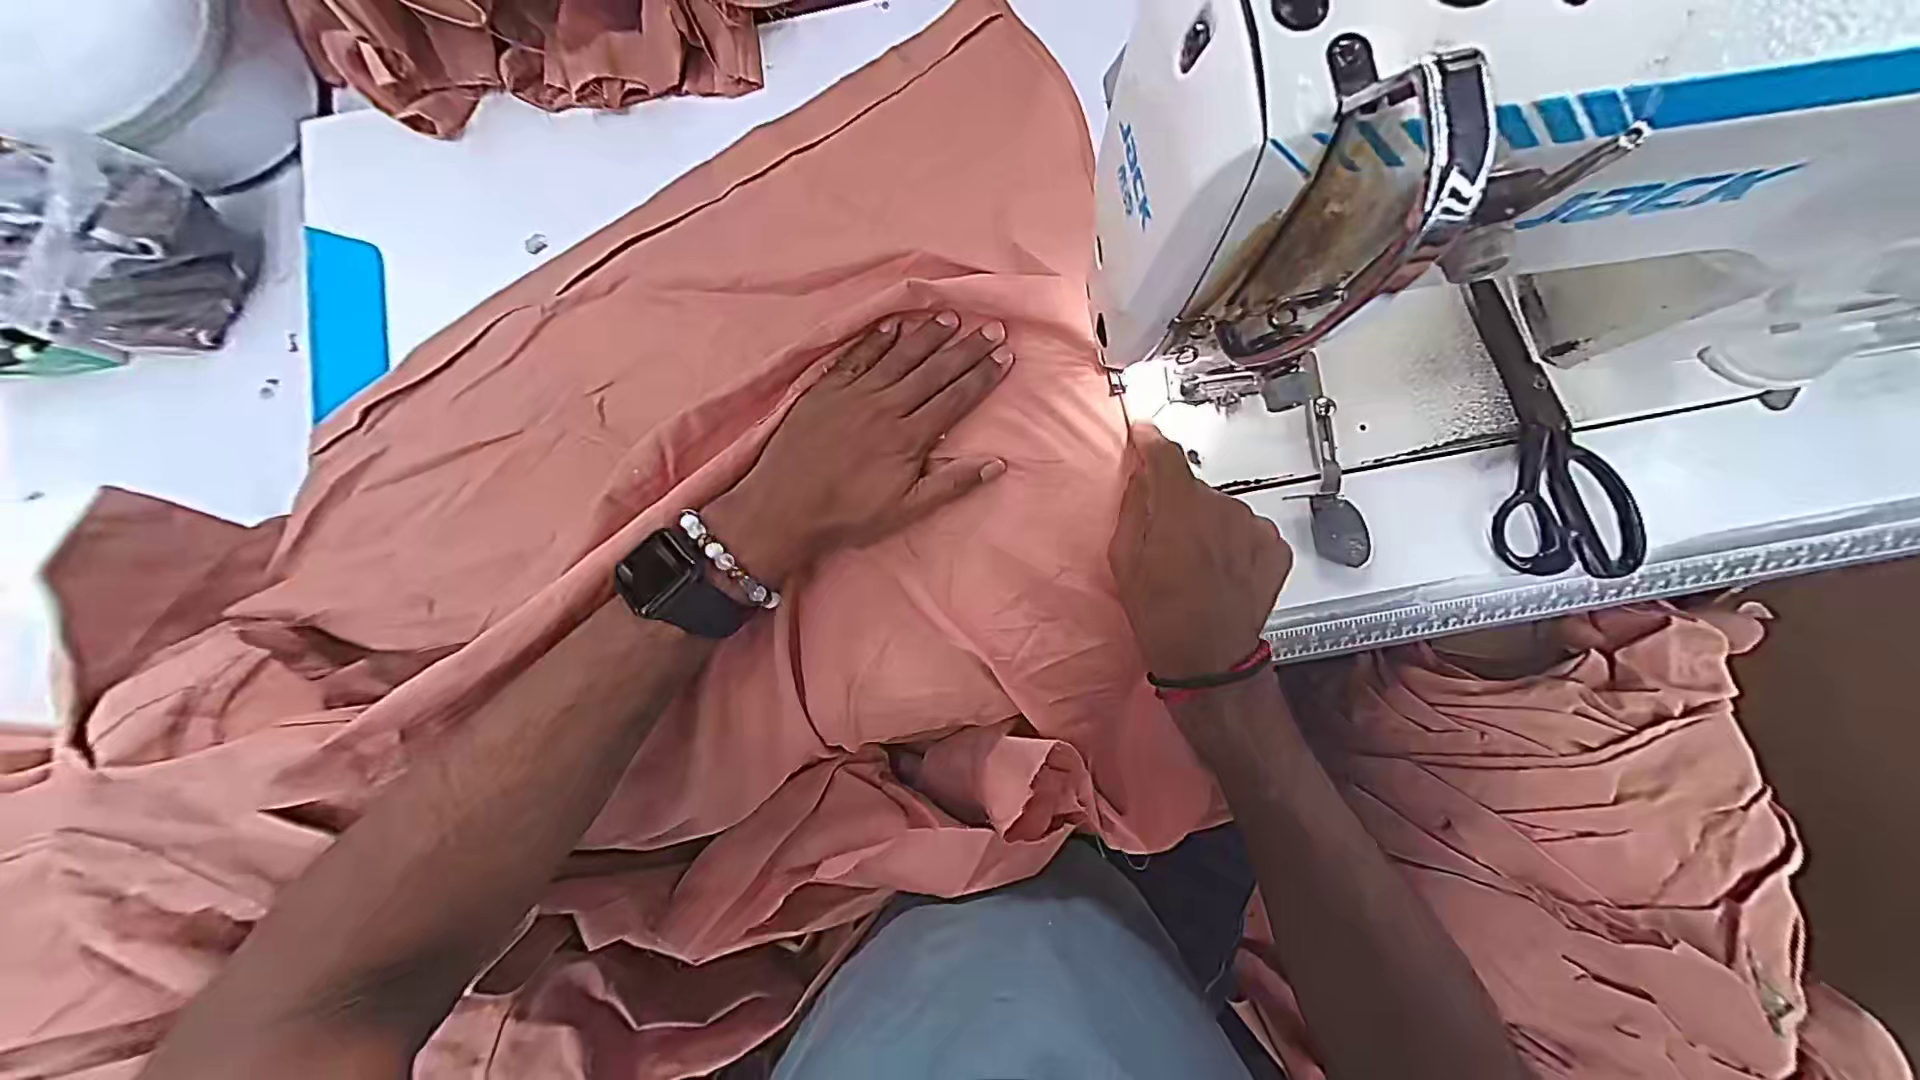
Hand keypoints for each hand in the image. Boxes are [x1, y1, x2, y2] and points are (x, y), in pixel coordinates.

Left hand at [703, 311, 1013, 584]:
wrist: (783, 506)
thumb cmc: (847, 514)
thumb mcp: (905, 510)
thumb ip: (951, 484)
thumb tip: (997, 463)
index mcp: (908, 438)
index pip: (955, 398)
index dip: (982, 375)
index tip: (1004, 354)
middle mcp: (886, 407)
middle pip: (934, 371)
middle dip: (967, 348)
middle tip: (991, 326)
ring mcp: (855, 393)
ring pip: (900, 356)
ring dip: (928, 335)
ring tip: (952, 316)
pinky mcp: (827, 388)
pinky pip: (859, 354)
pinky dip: (879, 337)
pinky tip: (896, 323)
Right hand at [1108, 424, 1291, 679]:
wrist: (1208, 658)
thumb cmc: (1160, 614)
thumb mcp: (1124, 560)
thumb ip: (1133, 510)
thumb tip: (1142, 479)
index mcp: (1181, 510)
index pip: (1167, 456)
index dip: (1151, 440)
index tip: (1144, 434)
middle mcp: (1223, 510)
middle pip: (1195, 486)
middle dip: (1178, 502)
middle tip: (1166, 539)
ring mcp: (1254, 528)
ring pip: (1223, 507)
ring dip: (1208, 523)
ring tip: (1195, 561)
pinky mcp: (1275, 547)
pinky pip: (1247, 528)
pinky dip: (1233, 540)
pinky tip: (1220, 568)